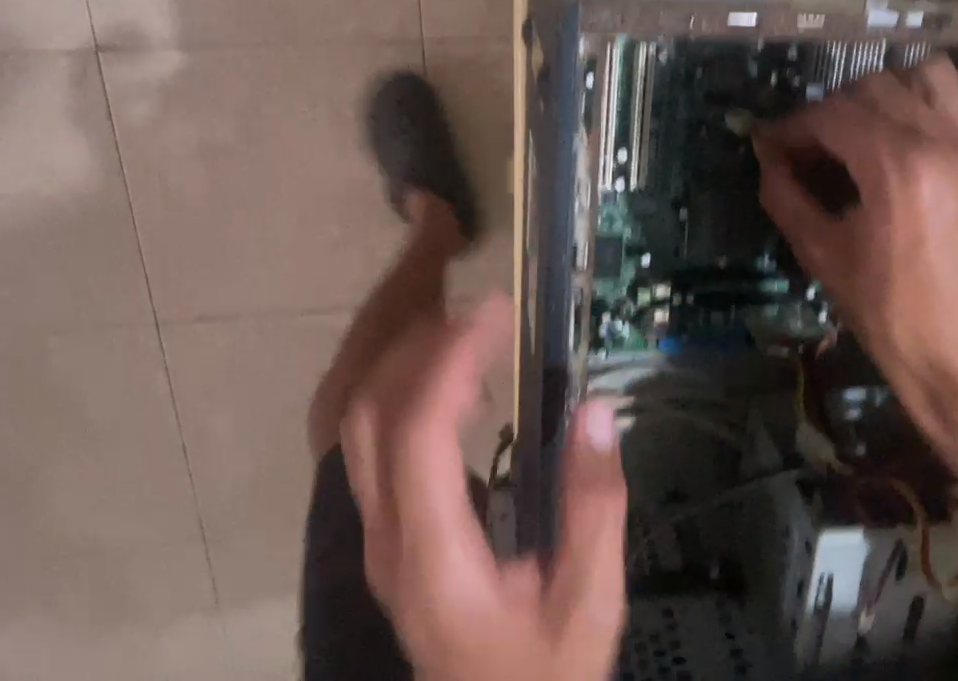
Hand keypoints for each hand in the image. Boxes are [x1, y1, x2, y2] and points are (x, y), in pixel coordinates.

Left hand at [340, 295, 628, 680]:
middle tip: (481, 312)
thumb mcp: (589, 606)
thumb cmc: (543, 674)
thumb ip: (594, 509)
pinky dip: (410, 391)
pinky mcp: (389, 533)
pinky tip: (463, 385)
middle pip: (368, 416)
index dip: (448, 362)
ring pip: (360, 425)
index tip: (493, 312)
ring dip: (407, 363)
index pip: (418, 435)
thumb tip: (596, 410)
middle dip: (417, 346)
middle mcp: (387, 539)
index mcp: (433, 557)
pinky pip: (378, 441)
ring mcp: (379, 535)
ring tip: (471, 333)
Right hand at [754, 56, 957, 396]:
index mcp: (896, 168)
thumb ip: (785, 195)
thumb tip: (766, 158)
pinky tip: (917, 116)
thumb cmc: (886, 310)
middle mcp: (942, 141)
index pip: (832, 115)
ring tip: (864, 124)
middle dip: (830, 110)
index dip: (792, 126)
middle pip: (873, 87)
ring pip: (927, 73)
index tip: (770, 144)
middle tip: (809, 145)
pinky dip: (943, 93)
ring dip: (887, 88)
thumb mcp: (821, 253)